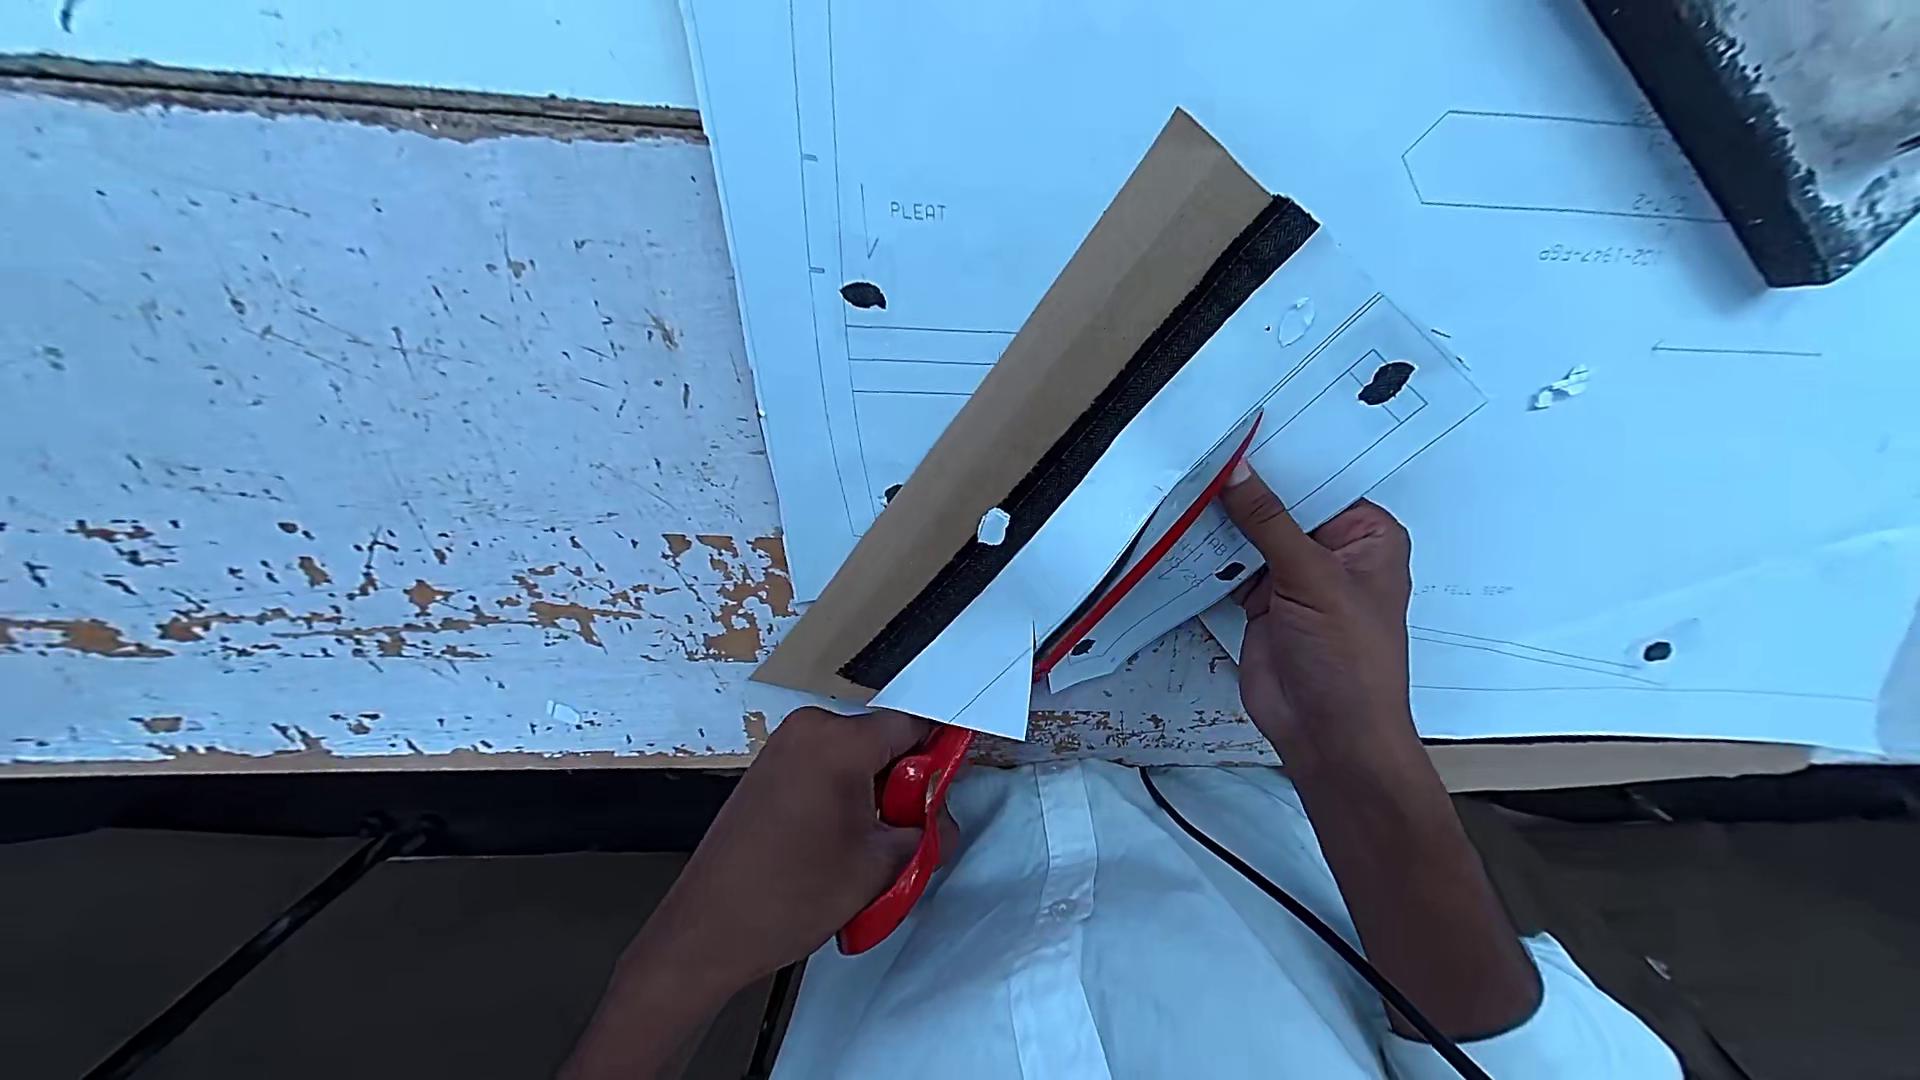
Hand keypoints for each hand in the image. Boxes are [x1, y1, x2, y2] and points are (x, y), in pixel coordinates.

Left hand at [565, 708, 942, 1078]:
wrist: (705, 932)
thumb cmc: (791, 896)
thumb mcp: (878, 866)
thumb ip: (926, 830)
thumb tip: (945, 816)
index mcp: (839, 741)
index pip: (912, 724)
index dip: (941, 749)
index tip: (954, 776)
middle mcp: (810, 727)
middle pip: (882, 738)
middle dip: (906, 777)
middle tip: (912, 823)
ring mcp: (785, 742)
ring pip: (856, 751)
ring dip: (876, 785)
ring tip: (871, 837)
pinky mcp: (771, 763)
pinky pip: (827, 760)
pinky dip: (846, 786)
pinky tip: (841, 832)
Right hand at [1220, 466, 1544, 1037]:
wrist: (1324, 735)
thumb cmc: (1345, 655)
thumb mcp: (1312, 580)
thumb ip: (1270, 524)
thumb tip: (1236, 470)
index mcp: (1363, 533)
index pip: (1319, 480)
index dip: (1280, 455)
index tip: (1236, 426)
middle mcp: (1326, 547)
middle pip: (1279, 505)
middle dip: (1241, 486)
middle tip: (1193, 447)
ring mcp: (1287, 574)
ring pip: (1248, 534)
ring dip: (1217, 518)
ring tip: (1176, 477)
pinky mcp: (1255, 598)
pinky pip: (1227, 564)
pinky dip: (1204, 552)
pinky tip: (1174, 525)